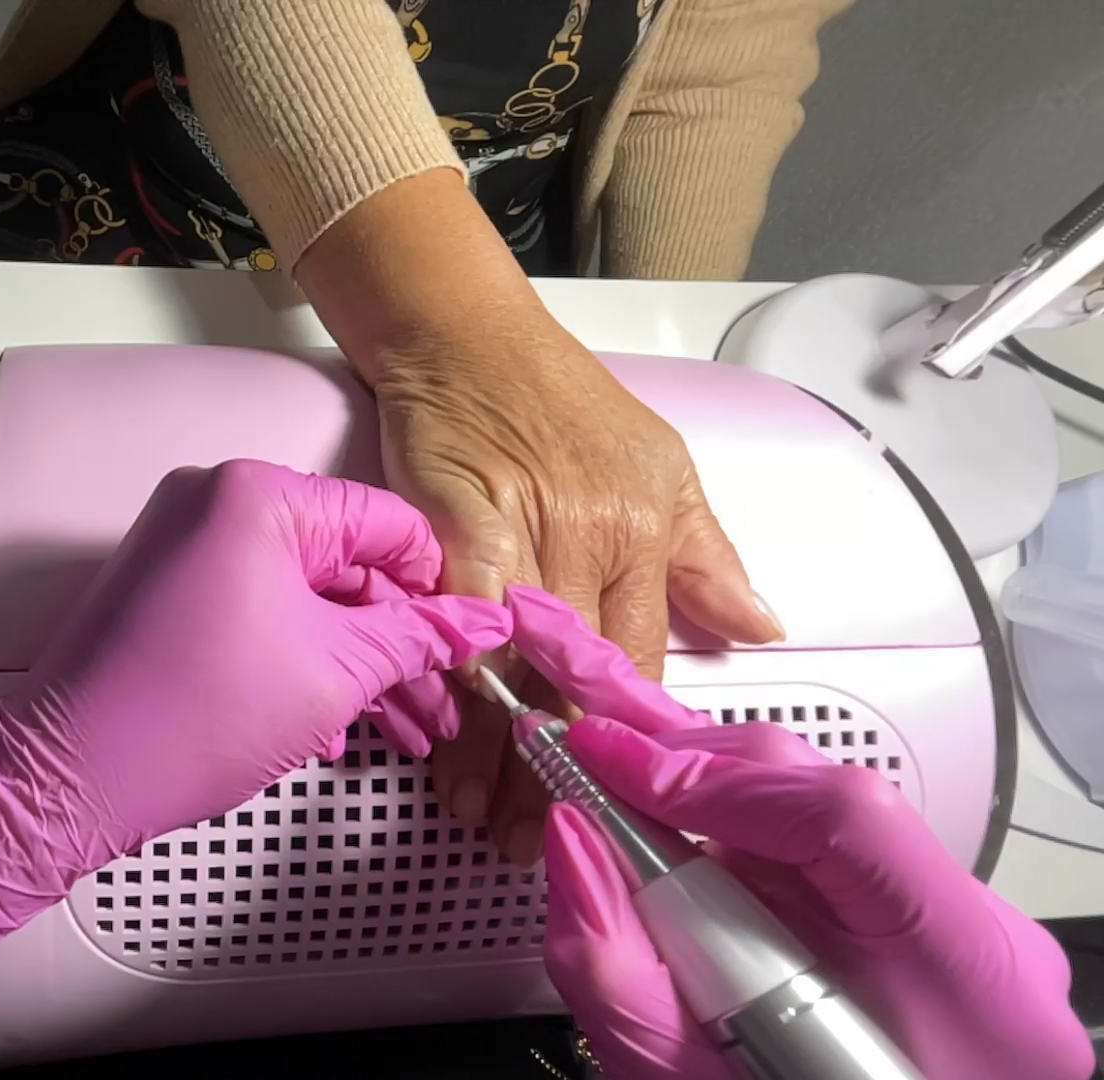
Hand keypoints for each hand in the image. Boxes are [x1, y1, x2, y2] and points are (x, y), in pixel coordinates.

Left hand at [0, 460, 512, 939]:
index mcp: (257, 495)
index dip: (435, 582)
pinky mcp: (167, 583)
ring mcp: (184, 540)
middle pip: (341, 560)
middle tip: (438, 698)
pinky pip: (254, 605)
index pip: (383, 520)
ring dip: (349, 658)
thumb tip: (475, 620)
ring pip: (299, 592)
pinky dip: (294, 654)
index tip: (465, 635)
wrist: (72, 772)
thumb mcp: (332, 673)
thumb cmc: (190, 716)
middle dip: (394, 639)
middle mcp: (214, 500)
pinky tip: (330, 721)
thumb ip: (413, 636)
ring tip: (399, 725)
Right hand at [375, 333, 782, 864]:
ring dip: (496, 746)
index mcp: (642, 535)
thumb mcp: (656, 462)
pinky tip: (437, 734)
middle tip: (532, 838)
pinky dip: (451, 681)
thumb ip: (700, 552)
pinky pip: (458, 621)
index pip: (637, 664)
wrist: (461, 339)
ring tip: (478, 812)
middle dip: (552, 767)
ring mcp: (520, 535)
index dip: (616, 744)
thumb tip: (757, 631)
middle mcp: (590, 543)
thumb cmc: (551, 396)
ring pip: (517, 665)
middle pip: (574, 680)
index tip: (602, 806)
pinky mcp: (451, 524)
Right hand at [509, 589, 1093, 1079]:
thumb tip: (568, 833)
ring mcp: (903, 892)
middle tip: (575, 733)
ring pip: (775, 776)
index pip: (837, 818)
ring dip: (670, 759)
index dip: (702, 776)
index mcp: (954, 979)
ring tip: (592, 732)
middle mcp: (945, 916)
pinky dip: (686, 787)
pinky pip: (763, 804)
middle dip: (667, 752)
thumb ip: (615, 972)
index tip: (596, 761)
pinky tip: (633, 773)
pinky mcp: (851, 882)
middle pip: (797, 777)